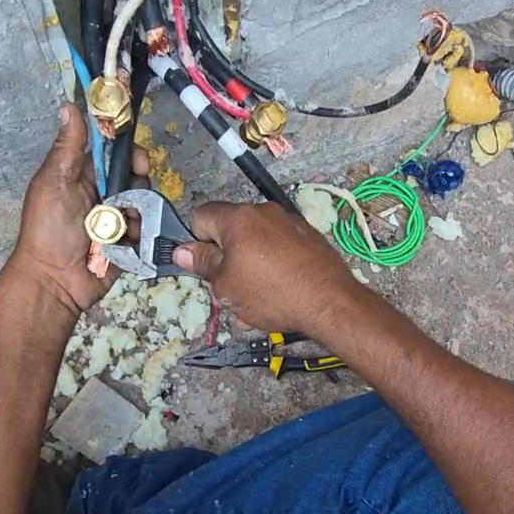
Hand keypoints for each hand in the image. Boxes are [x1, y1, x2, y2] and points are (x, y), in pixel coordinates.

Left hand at [9, 105, 144, 314]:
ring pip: (144, 200)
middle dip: (138, 179)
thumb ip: (68, 147)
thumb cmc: (48, 230)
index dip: (127, 149)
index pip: (112, 152)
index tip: (136, 156)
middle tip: (133, 190)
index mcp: (82, 176)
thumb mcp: (54, 182)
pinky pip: (147, 228)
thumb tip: (69, 104)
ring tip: (124, 222)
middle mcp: (102, 194)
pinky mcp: (129, 242)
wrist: (56, 280)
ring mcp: (117, 218)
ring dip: (139, 208)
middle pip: (134, 174)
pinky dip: (142, 231)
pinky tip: (129, 238)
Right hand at [173, 201, 372, 334]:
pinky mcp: (308, 236)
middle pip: (231, 229)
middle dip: (226, 256)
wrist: (329, 302)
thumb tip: (184, 251)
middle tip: (230, 286)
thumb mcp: (227, 286)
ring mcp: (289, 222)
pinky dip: (274, 264)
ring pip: (256, 241)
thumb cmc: (274, 294)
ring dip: (250, 263)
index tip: (203, 264)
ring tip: (257, 295)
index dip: (197, 241)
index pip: (202, 215)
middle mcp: (264, 212)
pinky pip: (279, 247)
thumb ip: (203, 264)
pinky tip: (279, 290)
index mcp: (238, 218)